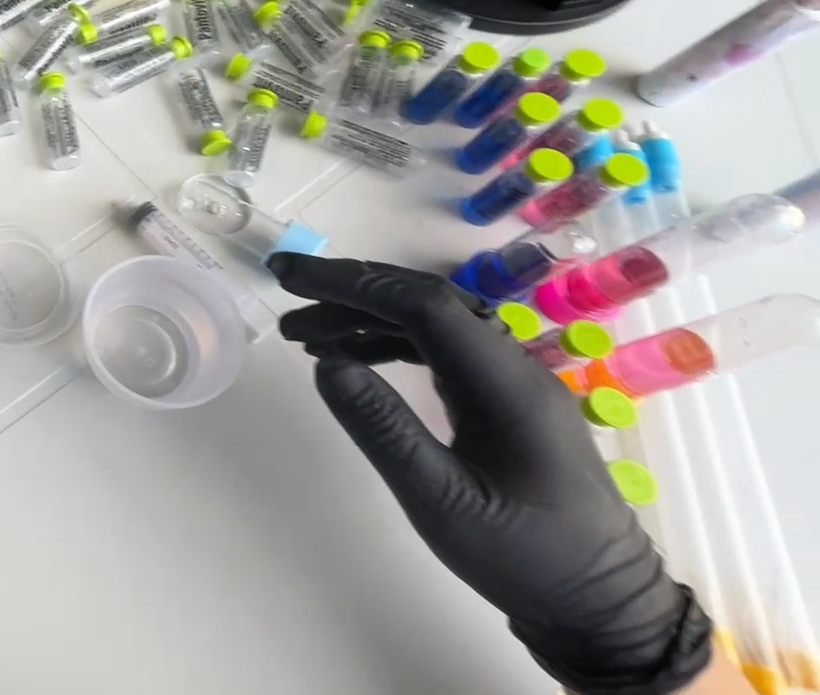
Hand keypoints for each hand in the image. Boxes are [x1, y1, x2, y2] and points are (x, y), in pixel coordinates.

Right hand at [268, 254, 712, 694]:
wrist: (604, 608)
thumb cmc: (523, 558)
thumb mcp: (441, 501)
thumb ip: (382, 428)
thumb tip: (326, 365)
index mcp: (504, 383)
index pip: (422, 304)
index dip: (351, 283)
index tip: (290, 278)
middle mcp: (511, 367)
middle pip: (424, 301)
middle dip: (349, 287)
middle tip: (284, 287)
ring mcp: (507, 381)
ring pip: (427, 321)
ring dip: (360, 316)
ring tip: (299, 334)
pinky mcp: (498, 399)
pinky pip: (435, 348)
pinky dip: (382, 341)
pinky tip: (345, 359)